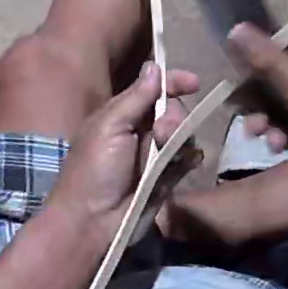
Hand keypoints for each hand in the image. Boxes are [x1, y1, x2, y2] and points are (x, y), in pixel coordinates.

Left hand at [46, 62, 198, 242]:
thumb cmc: (94, 170)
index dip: (173, 82)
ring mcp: (155, 154)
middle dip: (174, 117)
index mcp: (121, 114)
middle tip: (162, 133)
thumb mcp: (109, 126)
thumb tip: (154, 66)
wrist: (94, 222)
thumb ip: (135, 97)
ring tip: (166, 156)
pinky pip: (189, 158)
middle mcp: (140, 130)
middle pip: (173, 109)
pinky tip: (184, 164)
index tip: (194, 82)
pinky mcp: (167, 175)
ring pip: (184, 133)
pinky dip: (189, 159)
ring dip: (179, 139)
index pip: (153, 88)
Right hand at [225, 24, 287, 171]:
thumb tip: (235, 26)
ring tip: (268, 139)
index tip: (238, 92)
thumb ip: (263, 57)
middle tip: (252, 125)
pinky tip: (283, 146)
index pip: (276, 44)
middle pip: (279, 75)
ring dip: (272, 120)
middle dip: (261, 103)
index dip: (253, 68)